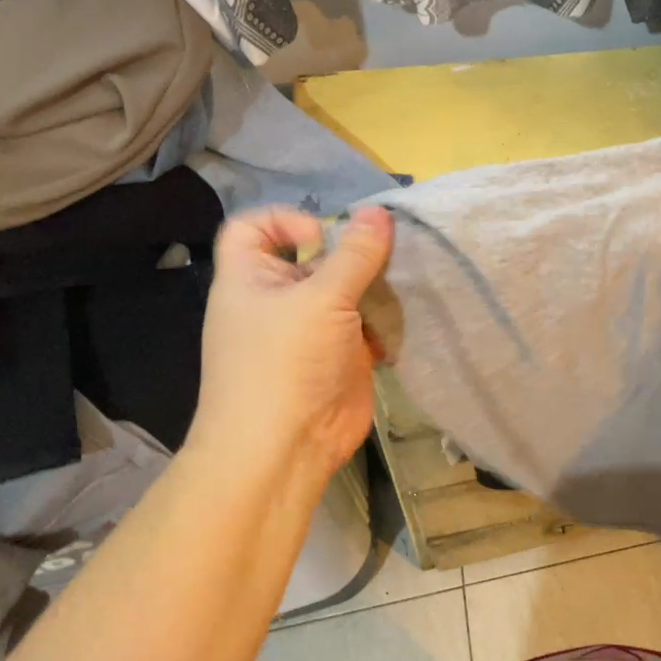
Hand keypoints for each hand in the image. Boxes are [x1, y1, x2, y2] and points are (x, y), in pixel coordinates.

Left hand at [189, 205, 393, 481]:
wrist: (285, 449)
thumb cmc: (285, 364)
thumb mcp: (320, 300)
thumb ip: (355, 255)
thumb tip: (379, 212)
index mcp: (251, 279)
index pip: (252, 228)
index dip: (285, 221)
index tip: (323, 240)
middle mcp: (279, 300)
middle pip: (314, 256)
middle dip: (351, 252)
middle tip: (385, 256)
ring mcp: (313, 330)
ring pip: (348, 289)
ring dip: (377, 284)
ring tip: (406, 282)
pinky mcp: (344, 355)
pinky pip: (368, 322)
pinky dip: (388, 318)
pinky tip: (408, 317)